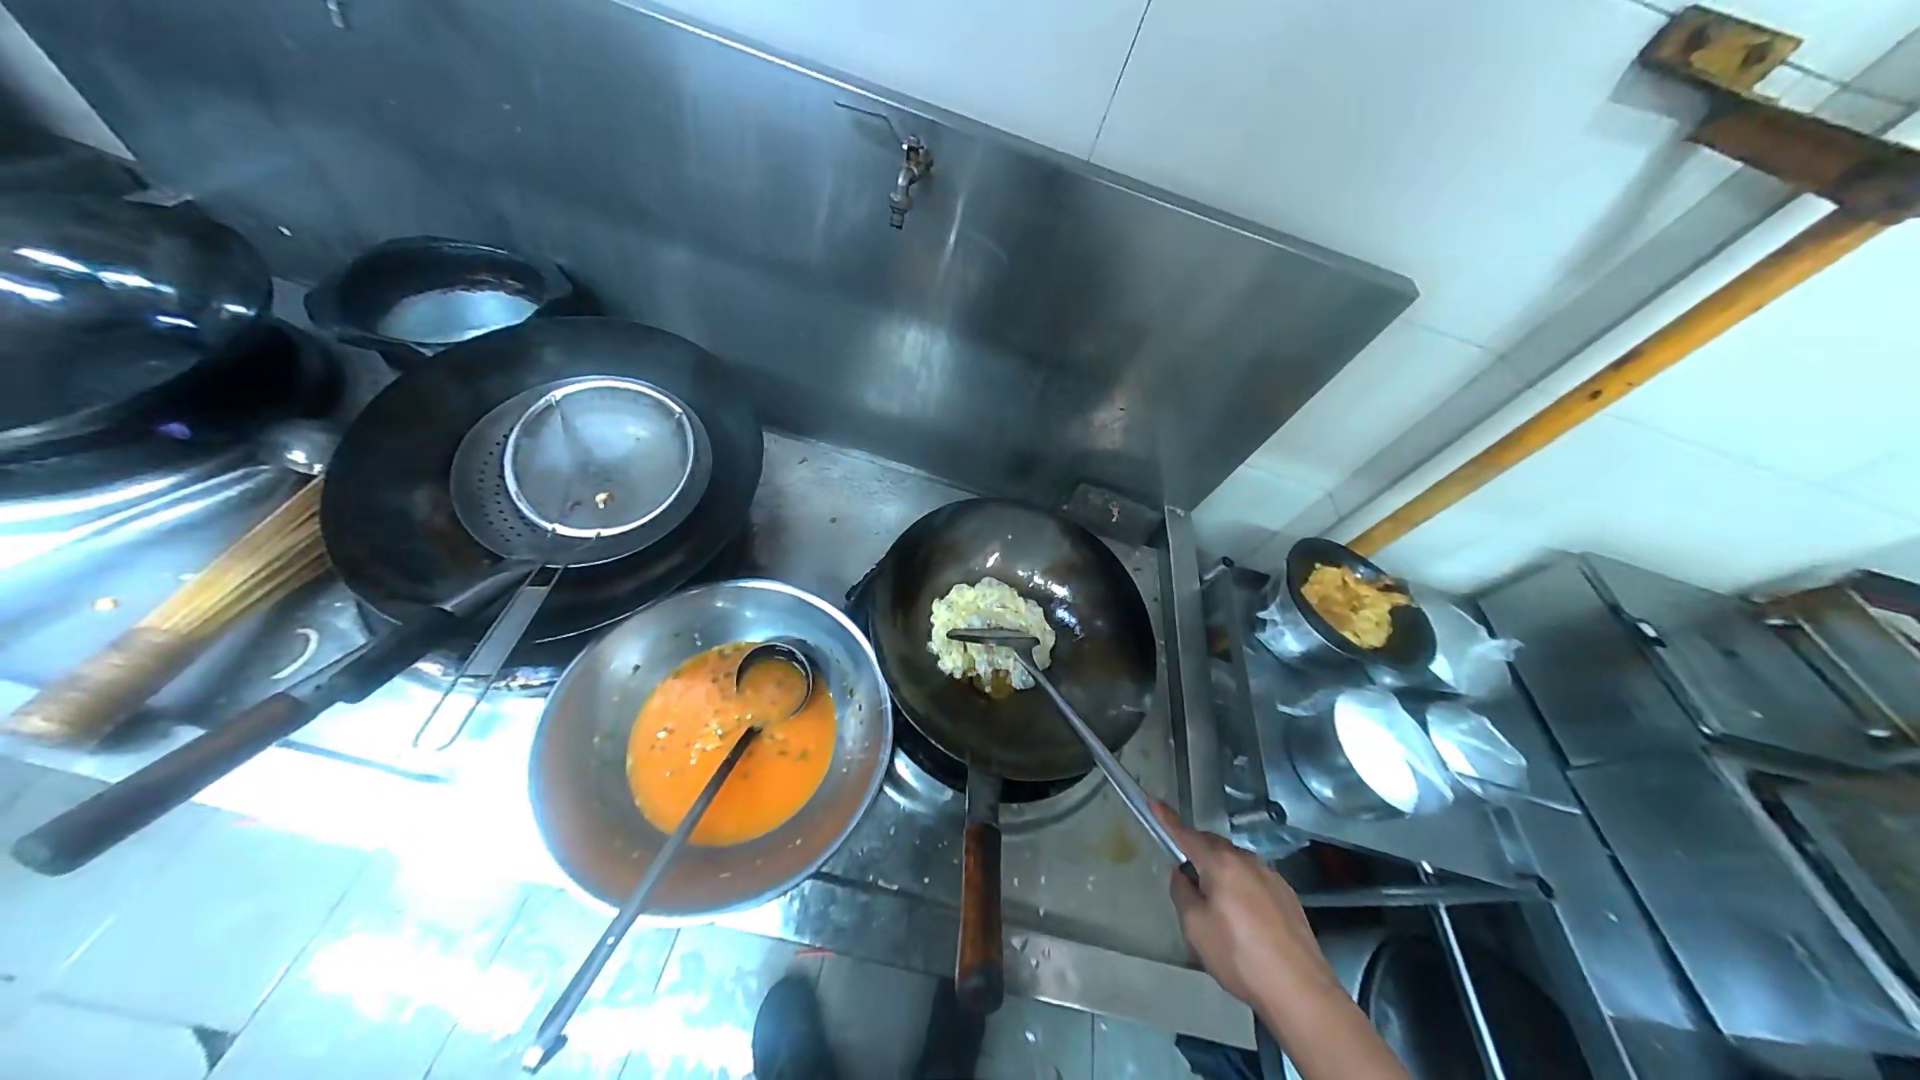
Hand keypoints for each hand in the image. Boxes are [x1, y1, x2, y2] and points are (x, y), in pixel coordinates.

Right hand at [1154, 803, 1411, 1079]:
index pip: (1186, 834)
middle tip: (1186, 877)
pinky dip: (1241, 885)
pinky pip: (1254, 878)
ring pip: (1235, 861)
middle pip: (1213, 844)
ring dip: (1220, 870)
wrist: (1301, 991)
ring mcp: (1271, 876)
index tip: (1154, 802)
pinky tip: (1245, 918)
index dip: (1168, 819)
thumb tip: (1182, 874)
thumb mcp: (1195, 927)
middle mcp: (1247, 860)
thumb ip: (1182, 892)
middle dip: (1196, 851)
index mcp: (1220, 863)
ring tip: (1217, 905)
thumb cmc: (1239, 956)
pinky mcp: (1288, 895)